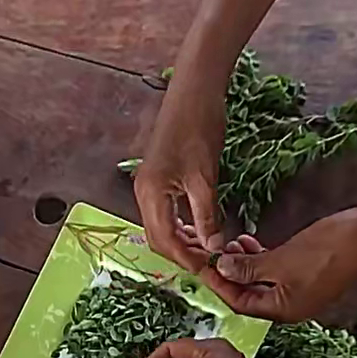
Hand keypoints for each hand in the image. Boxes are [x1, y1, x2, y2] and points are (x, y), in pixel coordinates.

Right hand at [134, 82, 229, 276]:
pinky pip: (166, 215)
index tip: (209, 270)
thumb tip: (213, 249)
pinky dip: (182, 227)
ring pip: (163, 229)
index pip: (165, 241)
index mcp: (151, 194)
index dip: (187, 259)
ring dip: (183, 243)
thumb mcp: (205, 176)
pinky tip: (199, 231)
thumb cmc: (199, 125)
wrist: (194, 87)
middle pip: (159, 240)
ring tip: (207, 252)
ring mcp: (148, 188)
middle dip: (183, 255)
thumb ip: (206, 216)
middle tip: (210, 265)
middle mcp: (143, 194)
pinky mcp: (157, 181)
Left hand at [202, 211, 356, 322]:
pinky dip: (261, 260)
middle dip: (230, 275)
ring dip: (244, 264)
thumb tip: (222, 269)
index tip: (204, 268)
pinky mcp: (306, 275)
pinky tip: (251, 242)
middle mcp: (288, 307)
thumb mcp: (279, 261)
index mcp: (281, 311)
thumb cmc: (327, 251)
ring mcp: (298, 292)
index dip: (220, 286)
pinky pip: (275, 273)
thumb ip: (248, 268)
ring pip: (261, 282)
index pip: (239, 303)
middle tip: (215, 254)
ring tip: (233, 244)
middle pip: (248, 295)